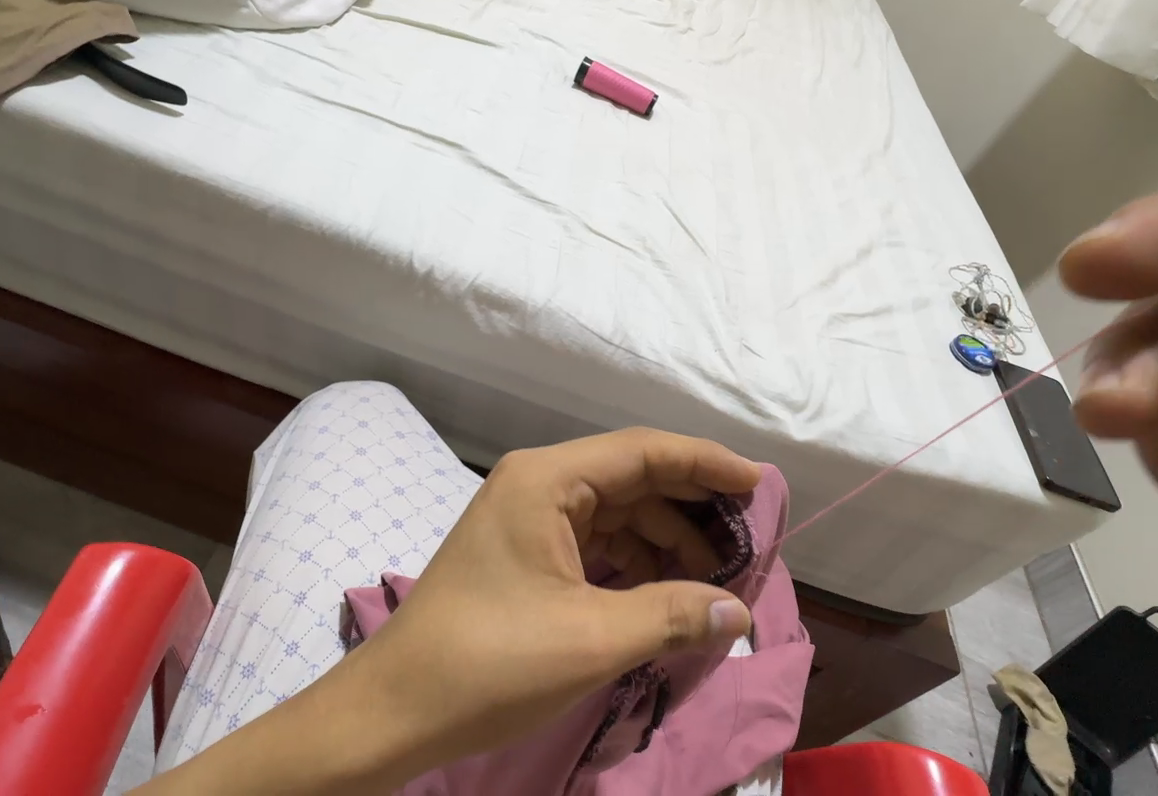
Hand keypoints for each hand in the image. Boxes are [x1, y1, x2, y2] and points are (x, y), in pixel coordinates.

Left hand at [139, 428, 759, 795]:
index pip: (643, 451)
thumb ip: (672, 616)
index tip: (761, 486)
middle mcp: (539, 484)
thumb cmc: (489, 661)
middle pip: (633, 478)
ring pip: (618, 513)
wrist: (396, 707)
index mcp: (548, 480)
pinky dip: (637, 564)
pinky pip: (597, 543)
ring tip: (716, 582)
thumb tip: (739, 612)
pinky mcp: (528, 553)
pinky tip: (668, 594)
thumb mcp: (590, 639)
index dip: (706, 463)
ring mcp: (531, 518)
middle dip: (692, 509)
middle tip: (749, 545)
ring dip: (667, 542)